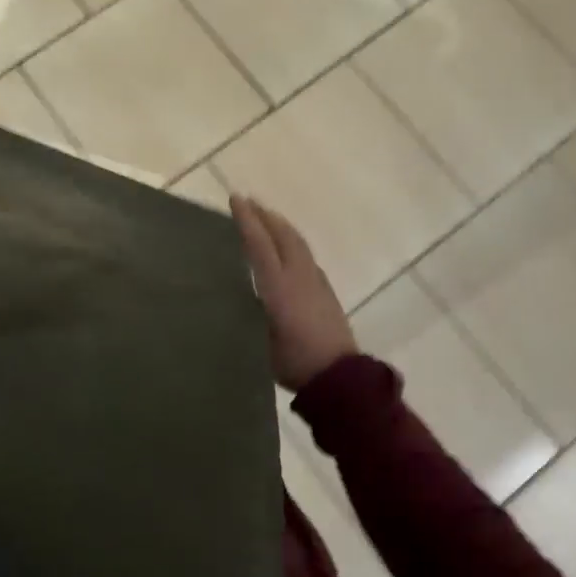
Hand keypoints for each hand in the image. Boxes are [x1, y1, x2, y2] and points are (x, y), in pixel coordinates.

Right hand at [231, 196, 357, 390]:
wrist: (339, 378)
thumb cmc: (293, 362)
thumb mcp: (259, 338)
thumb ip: (249, 310)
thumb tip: (238, 292)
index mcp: (278, 286)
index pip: (260, 244)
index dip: (247, 220)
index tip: (235, 198)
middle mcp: (298, 276)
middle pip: (282, 236)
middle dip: (265, 215)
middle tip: (248, 201)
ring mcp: (316, 282)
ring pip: (297, 243)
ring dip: (280, 226)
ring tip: (267, 217)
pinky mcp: (326, 291)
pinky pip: (305, 255)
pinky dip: (292, 242)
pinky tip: (289, 248)